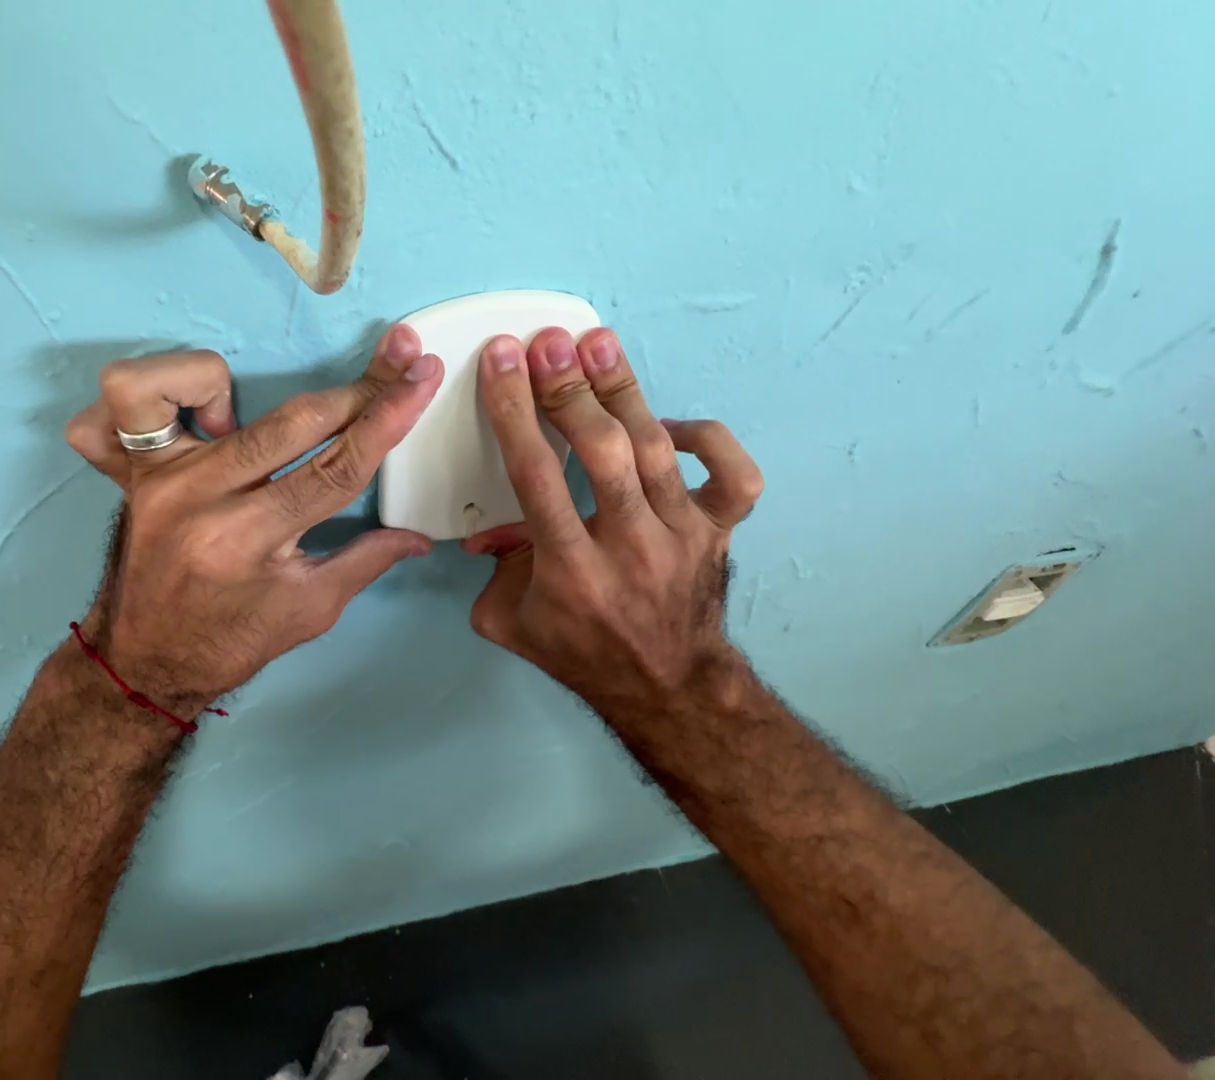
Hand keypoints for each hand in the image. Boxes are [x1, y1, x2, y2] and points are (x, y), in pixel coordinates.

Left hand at [64, 327, 443, 712]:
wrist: (144, 659)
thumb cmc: (231, 640)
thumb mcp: (308, 612)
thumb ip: (365, 562)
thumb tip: (419, 535)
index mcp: (251, 541)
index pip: (336, 468)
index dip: (388, 419)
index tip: (421, 376)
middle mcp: (201, 498)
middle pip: (294, 421)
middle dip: (357, 388)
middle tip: (395, 361)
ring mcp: (159, 476)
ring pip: (203, 383)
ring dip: (244, 385)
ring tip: (259, 414)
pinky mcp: (131, 467)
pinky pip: (121, 402)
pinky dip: (164, 389)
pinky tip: (198, 416)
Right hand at [461, 327, 763, 721]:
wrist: (665, 686)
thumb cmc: (580, 651)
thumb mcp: (509, 620)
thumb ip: (492, 568)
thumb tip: (481, 522)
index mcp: (571, 572)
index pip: (536, 476)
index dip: (515, 411)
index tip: (502, 362)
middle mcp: (630, 549)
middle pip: (602, 452)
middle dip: (570, 389)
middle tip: (548, 343)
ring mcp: (682, 537)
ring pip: (657, 450)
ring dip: (623, 391)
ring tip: (597, 345)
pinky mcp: (718, 531)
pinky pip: (732, 475)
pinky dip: (706, 438)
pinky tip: (668, 422)